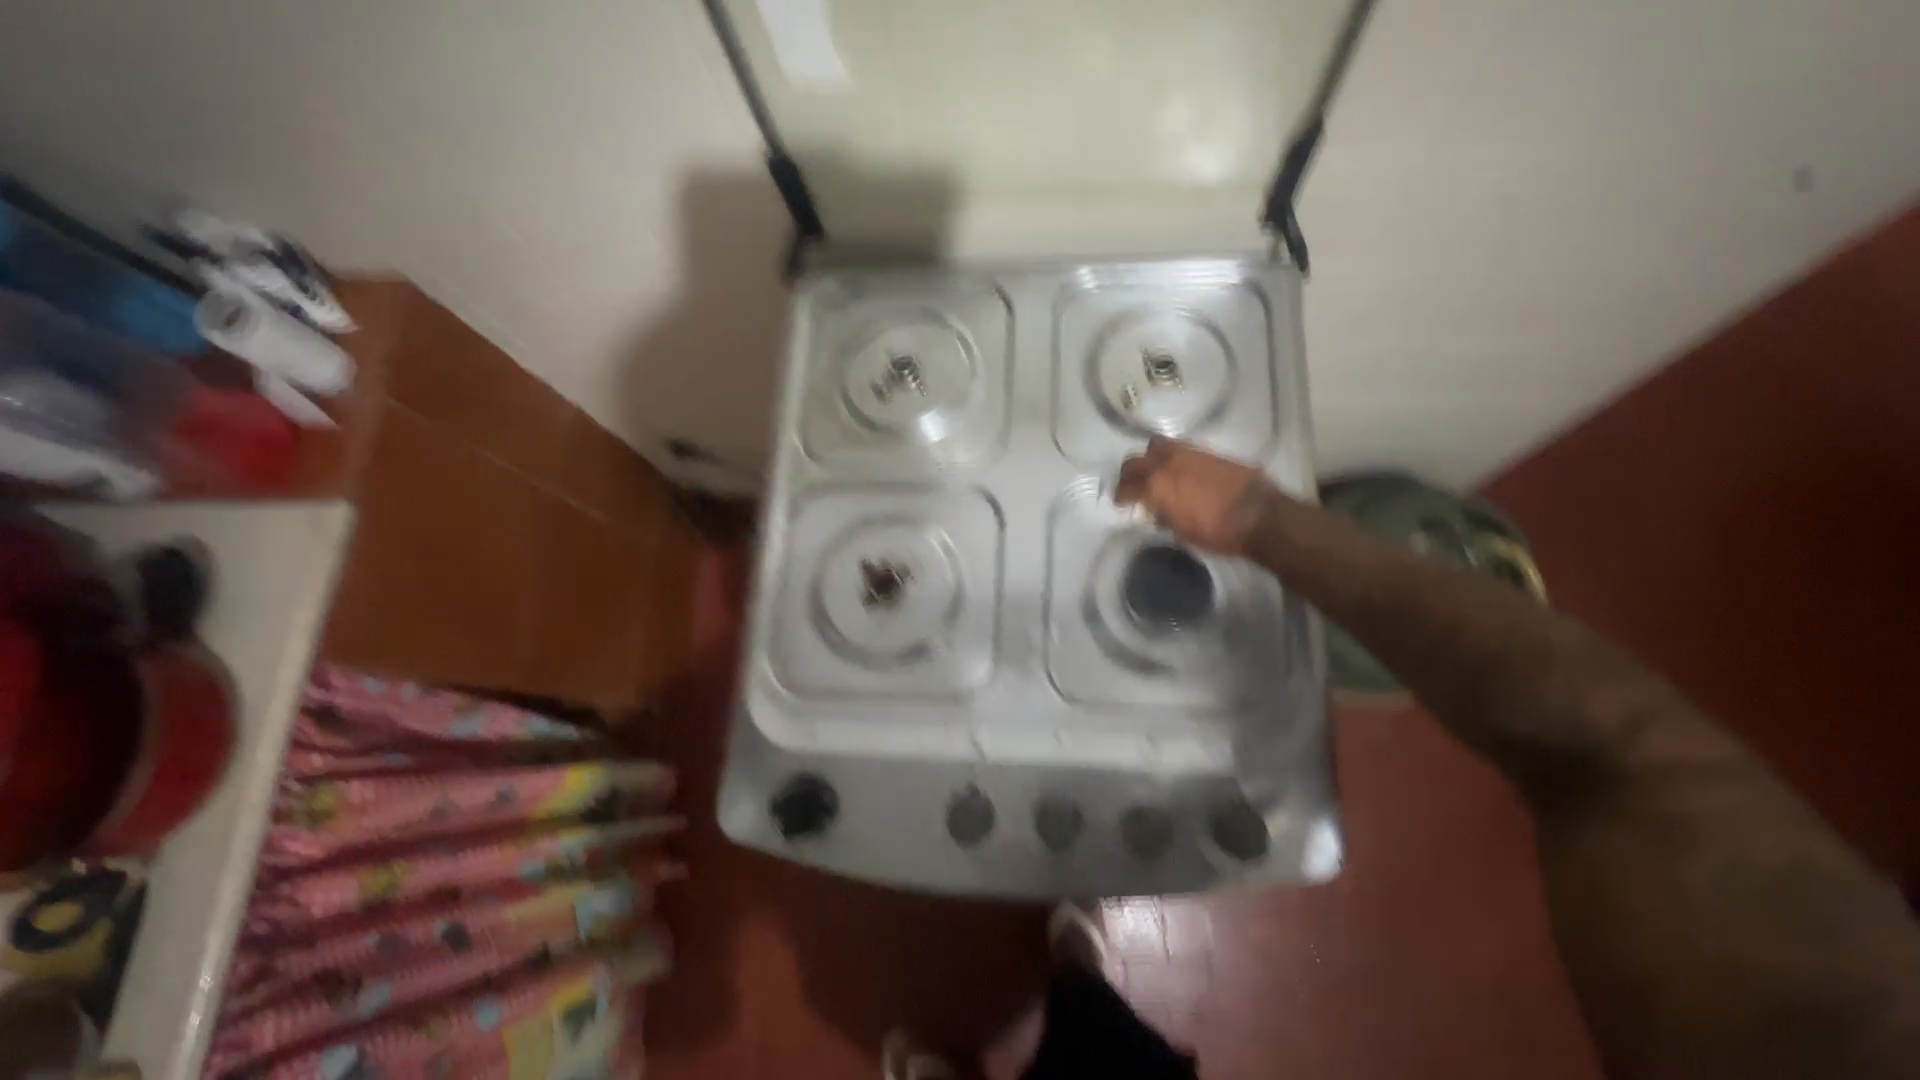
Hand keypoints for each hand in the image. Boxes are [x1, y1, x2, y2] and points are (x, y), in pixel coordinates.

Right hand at [1114, 437, 1274, 554]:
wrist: (1258, 514)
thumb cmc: (1217, 532)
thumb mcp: (1182, 532)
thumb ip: (1165, 517)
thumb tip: (1159, 512)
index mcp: (1156, 486)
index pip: (1127, 486)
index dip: (1121, 495)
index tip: (1121, 502)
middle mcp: (1167, 463)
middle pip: (1135, 460)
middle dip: (1129, 473)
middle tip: (1132, 485)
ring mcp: (1188, 453)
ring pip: (1158, 446)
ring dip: (1151, 457)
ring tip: (1156, 471)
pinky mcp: (1208, 451)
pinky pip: (1181, 448)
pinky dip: (1174, 458)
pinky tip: (1181, 471)